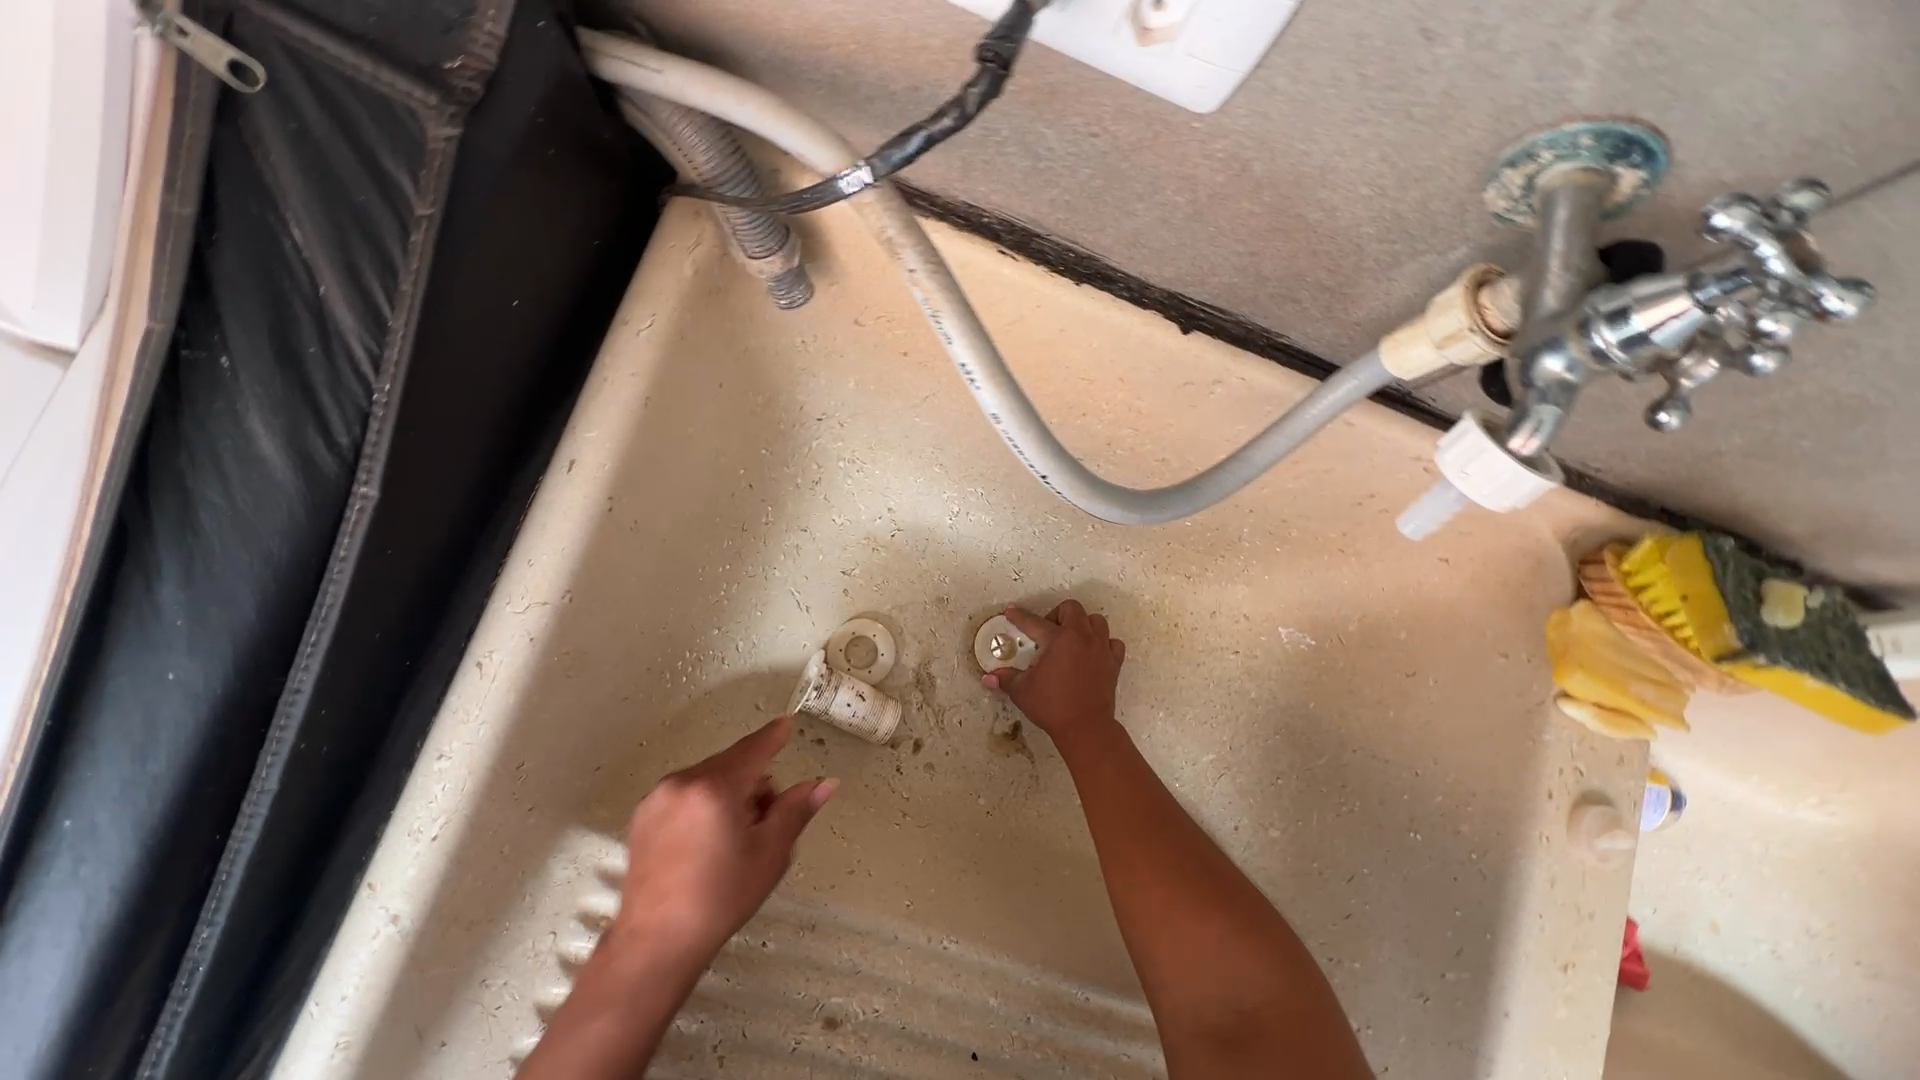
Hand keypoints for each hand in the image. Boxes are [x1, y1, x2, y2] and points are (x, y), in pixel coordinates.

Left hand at [611, 716, 834, 968]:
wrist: (656, 940)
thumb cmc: (721, 897)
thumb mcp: (770, 853)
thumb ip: (796, 809)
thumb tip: (824, 783)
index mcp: (716, 787)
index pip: (754, 749)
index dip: (774, 735)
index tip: (788, 722)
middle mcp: (682, 782)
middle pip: (731, 766)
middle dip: (753, 783)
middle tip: (763, 825)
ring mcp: (658, 798)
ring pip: (707, 780)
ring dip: (728, 794)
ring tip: (733, 841)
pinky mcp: (642, 817)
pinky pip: (685, 795)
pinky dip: (703, 805)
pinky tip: (706, 845)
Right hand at [983, 600, 1126, 747]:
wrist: (1086, 727)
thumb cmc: (1053, 707)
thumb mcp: (1022, 691)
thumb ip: (1006, 679)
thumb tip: (989, 678)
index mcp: (1058, 639)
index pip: (1034, 622)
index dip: (1020, 617)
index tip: (1012, 612)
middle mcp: (1082, 638)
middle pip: (1072, 609)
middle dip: (1057, 614)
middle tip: (1047, 632)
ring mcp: (1101, 649)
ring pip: (1096, 621)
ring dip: (1083, 624)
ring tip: (1071, 639)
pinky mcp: (1114, 663)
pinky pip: (1112, 643)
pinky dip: (1103, 643)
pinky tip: (1093, 653)